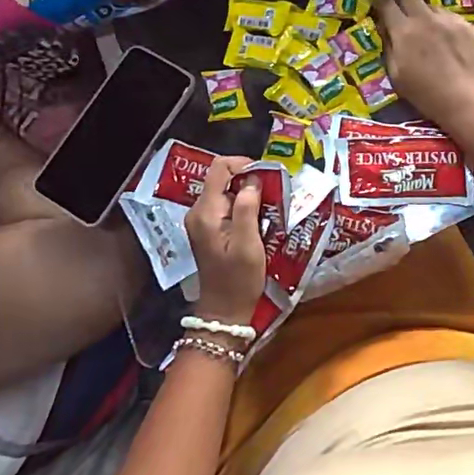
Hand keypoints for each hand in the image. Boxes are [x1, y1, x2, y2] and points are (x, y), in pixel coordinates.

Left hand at [184, 156, 267, 324]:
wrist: (225, 310)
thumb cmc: (239, 279)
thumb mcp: (248, 244)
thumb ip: (247, 209)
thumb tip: (252, 180)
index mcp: (206, 212)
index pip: (220, 167)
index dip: (244, 164)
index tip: (268, 176)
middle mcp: (199, 211)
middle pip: (223, 178)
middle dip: (250, 180)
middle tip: (274, 194)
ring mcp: (202, 220)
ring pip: (227, 191)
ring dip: (249, 194)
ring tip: (271, 207)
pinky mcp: (209, 229)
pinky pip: (227, 206)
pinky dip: (245, 206)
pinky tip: (260, 220)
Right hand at [369, 0, 473, 135]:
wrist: (465, 100)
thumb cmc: (425, 94)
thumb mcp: (396, 75)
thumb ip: (390, 47)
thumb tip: (387, 31)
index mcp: (403, 32)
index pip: (385, 1)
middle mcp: (425, 19)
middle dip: (403, 4)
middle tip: (405, 22)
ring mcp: (448, 20)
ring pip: (430, 6)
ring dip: (425, 16)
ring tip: (431, 38)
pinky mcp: (466, 25)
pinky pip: (448, 16)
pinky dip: (443, 24)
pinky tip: (448, 44)